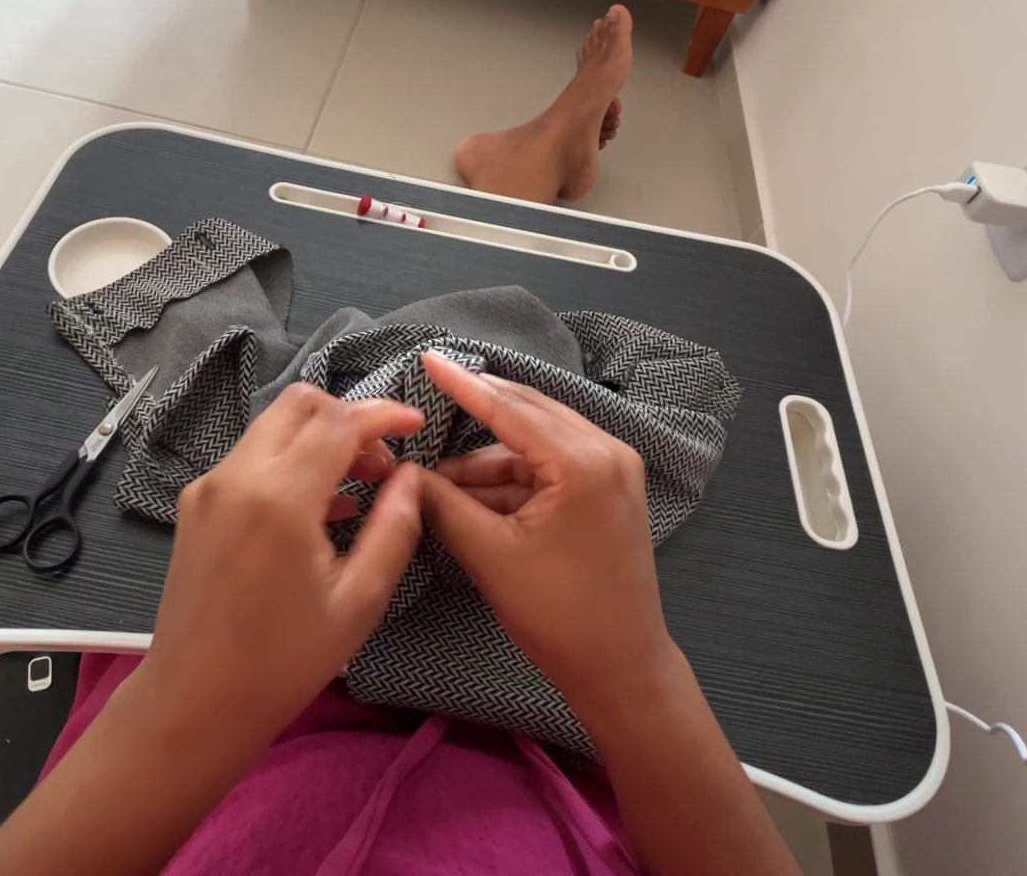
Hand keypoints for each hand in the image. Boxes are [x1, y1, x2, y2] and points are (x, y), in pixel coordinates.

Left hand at [141, 383, 427, 738]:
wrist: (193, 704)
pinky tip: (320, 506)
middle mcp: (237, 475)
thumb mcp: (359, 600)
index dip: (385, 414)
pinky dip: (291, 461)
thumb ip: (394, 528)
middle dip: (350, 417)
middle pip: (300, 403)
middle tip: (383, 462)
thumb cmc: (284, 662)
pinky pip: (252, 456)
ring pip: (274, 425)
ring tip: (360, 484)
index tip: (417, 425)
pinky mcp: (196, 503)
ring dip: (320, 437)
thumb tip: (412, 477)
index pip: (339, 421)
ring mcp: (209, 486)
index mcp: (279, 498)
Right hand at [417, 351, 681, 712]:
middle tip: (430, 395)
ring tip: (438, 480)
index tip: (430, 356)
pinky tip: (471, 495)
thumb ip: (443, 504)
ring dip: (488, 459)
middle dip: (476, 411)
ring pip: (535, 442)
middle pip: (528, 414)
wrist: (621, 670)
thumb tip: (406, 473)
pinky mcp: (607, 490)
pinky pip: (549, 467)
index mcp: (583, 462)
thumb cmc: (556, 614)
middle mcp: (606, 451)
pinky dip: (511, 478)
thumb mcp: (489, 554)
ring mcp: (612, 470)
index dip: (463, 384)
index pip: (511, 409)